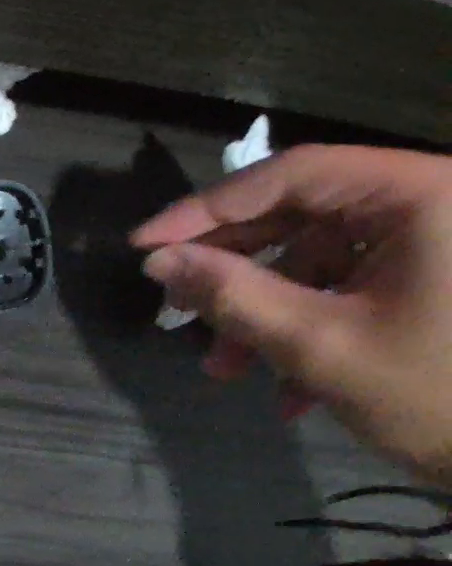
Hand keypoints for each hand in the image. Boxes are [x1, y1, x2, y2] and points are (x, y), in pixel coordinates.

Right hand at [131, 145, 451, 485]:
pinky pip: (343, 283)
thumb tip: (158, 261)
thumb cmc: (438, 390)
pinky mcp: (433, 274)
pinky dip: (299, 324)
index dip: (205, 208)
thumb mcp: (315, 343)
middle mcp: (434, 203)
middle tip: (172, 307)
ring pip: (311, 256)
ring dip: (258, 311)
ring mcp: (436, 240)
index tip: (143, 247)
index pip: (293, 175)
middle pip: (298, 213)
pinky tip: (284, 383)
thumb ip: (230, 294)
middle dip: (229, 268)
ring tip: (225, 368)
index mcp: (424, 197)